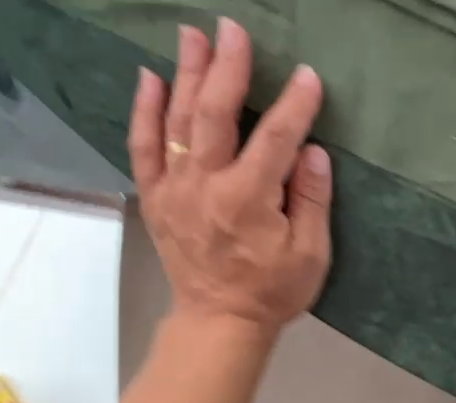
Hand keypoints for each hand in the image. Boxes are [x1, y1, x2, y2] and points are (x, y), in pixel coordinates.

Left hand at [127, 19, 331, 330]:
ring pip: (177, 118)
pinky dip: (144, 109)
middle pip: (216, 112)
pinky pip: (143, 144)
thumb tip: (312, 152)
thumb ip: (311, 201)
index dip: (294, 105)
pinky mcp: (156, 195)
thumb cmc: (275, 291)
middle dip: (227, 67)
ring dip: (186, 72)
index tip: (307, 76)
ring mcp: (175, 186)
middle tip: (232, 29)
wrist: (222, 320)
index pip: (276, 138)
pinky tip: (150, 78)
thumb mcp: (311, 255)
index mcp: (250, 198)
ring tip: (193, 36)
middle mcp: (207, 182)